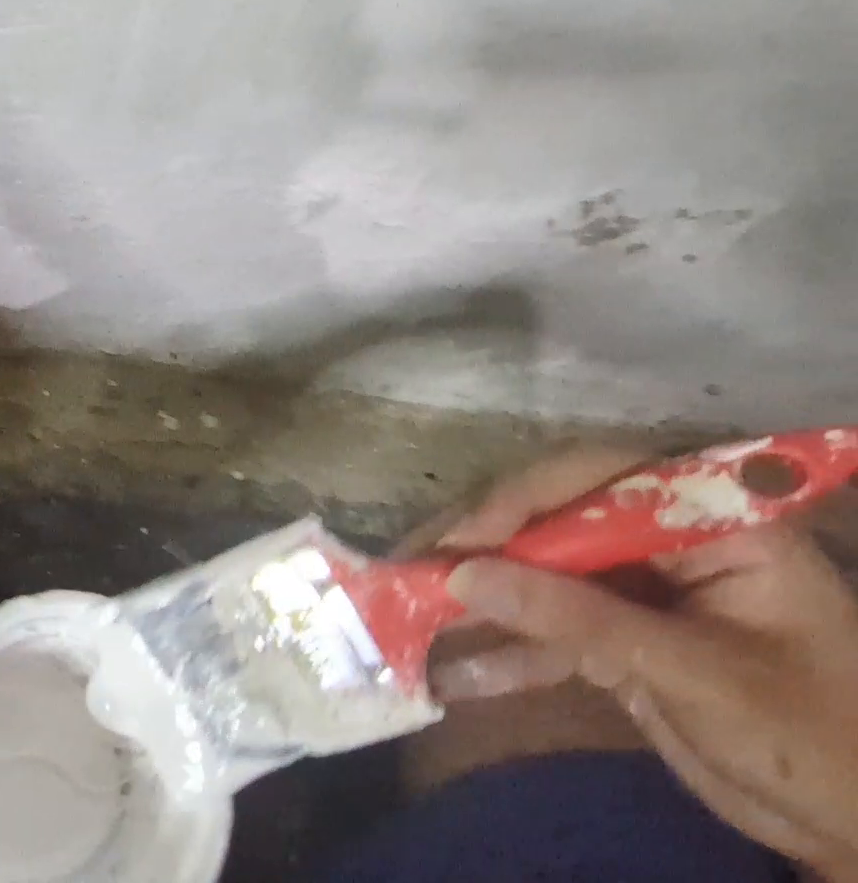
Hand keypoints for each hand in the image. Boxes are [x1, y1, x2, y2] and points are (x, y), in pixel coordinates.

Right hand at [434, 448, 857, 880]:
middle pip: (552, 517)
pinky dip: (496, 650)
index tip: (460, 542)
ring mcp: (634, 589)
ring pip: (534, 568)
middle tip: (411, 569)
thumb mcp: (694, 674)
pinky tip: (449, 672)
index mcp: (716, 527)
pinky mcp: (610, 633)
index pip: (601, 477)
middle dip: (479, 544)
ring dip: (474, 593)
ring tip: (404, 608)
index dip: (522, 498)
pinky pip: (540, 626)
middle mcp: (667, 543)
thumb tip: (461, 576)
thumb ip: (577, 619)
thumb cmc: (815, 742)